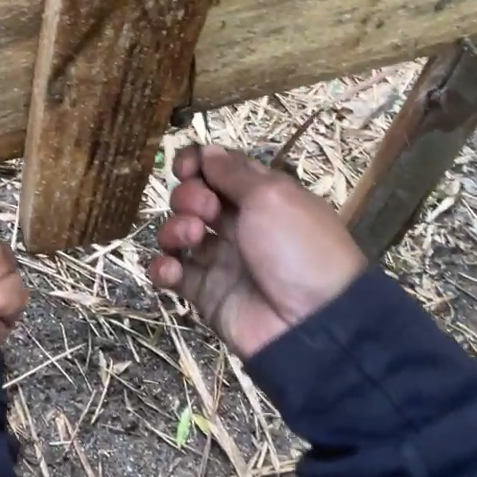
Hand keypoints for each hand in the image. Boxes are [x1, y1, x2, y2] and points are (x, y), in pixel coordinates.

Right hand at [147, 145, 367, 358]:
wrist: (313, 327)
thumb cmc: (298, 248)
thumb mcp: (272, 197)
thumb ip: (233, 172)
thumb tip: (206, 150)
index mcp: (260, 198)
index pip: (218, 169)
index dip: (196, 164)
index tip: (186, 168)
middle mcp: (238, 224)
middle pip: (193, 197)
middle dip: (188, 196)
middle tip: (206, 211)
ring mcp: (219, 259)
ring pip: (177, 231)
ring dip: (174, 228)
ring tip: (192, 238)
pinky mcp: (204, 292)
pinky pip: (171, 273)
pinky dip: (162, 268)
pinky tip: (171, 270)